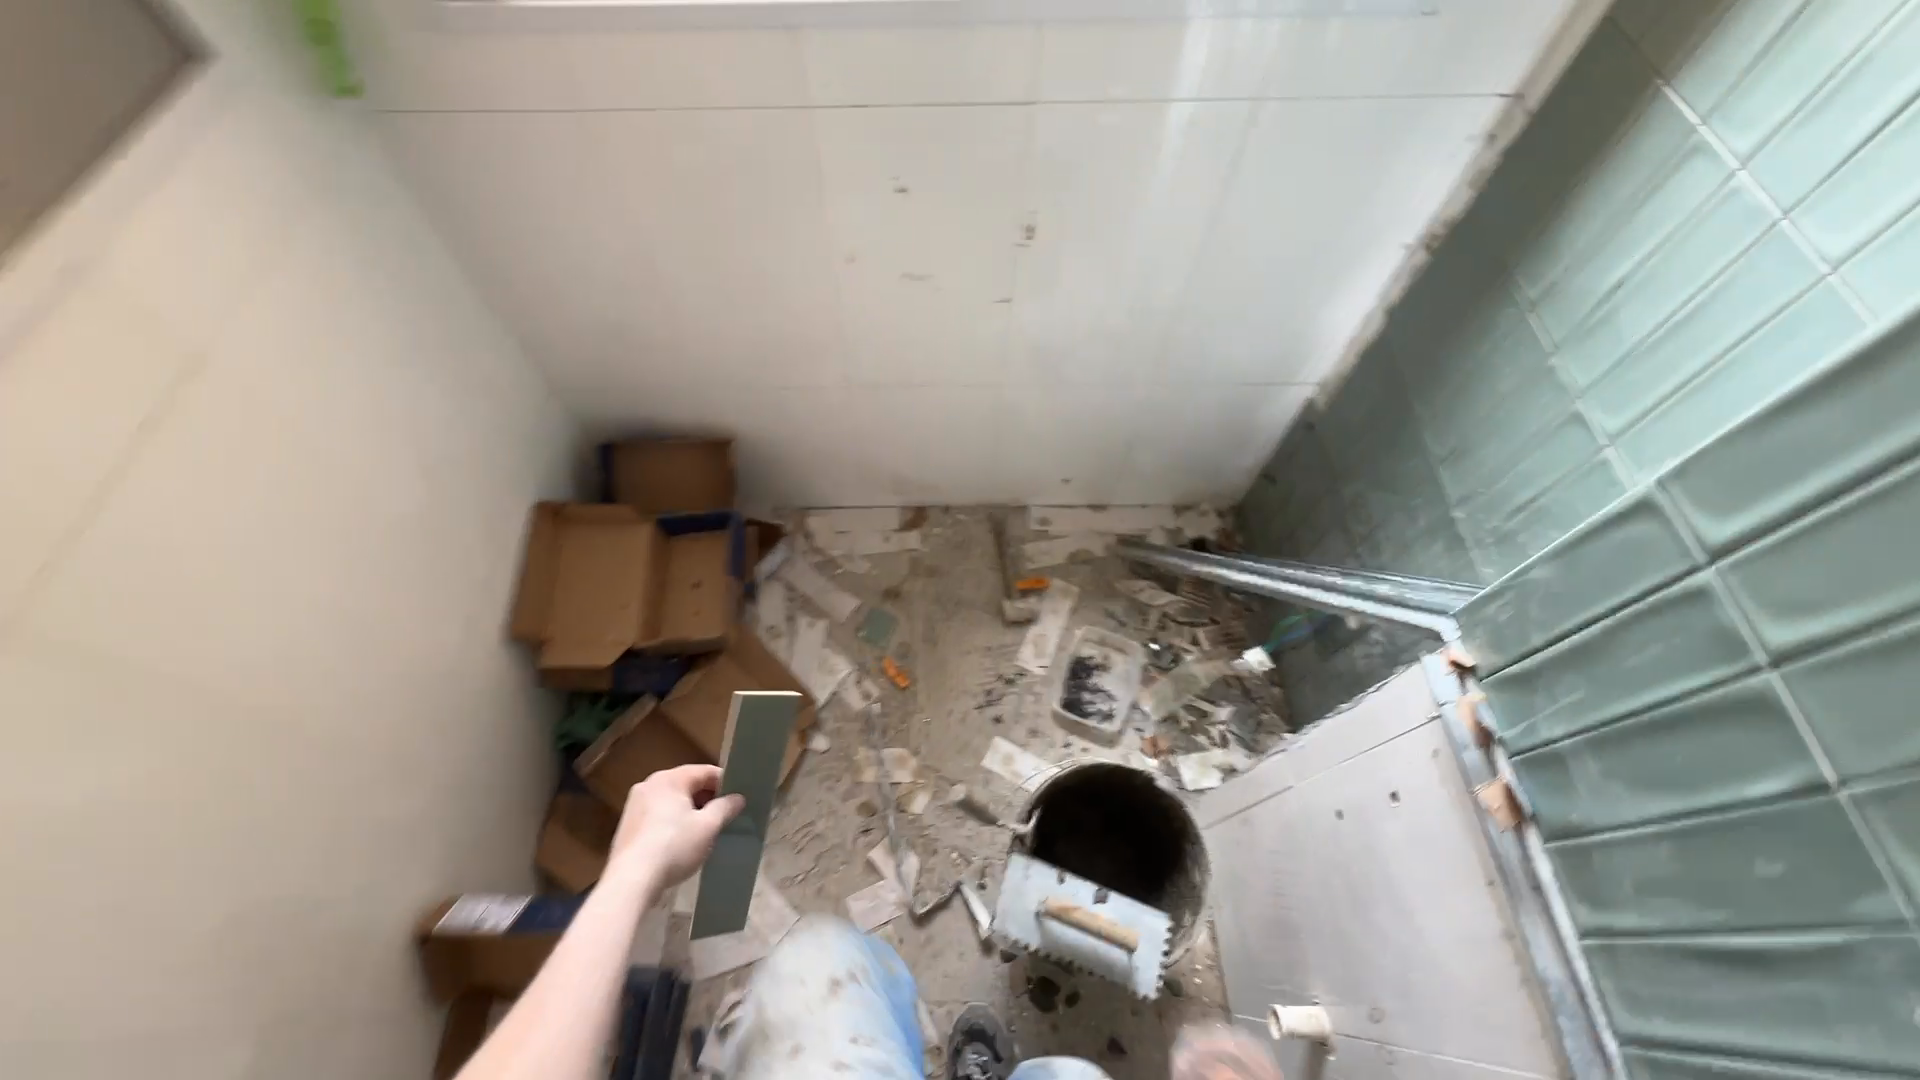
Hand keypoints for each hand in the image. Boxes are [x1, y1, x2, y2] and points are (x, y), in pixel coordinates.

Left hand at [609, 765, 743, 886]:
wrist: (631, 881)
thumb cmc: (673, 847)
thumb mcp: (708, 827)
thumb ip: (725, 808)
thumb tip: (738, 798)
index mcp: (669, 779)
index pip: (705, 771)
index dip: (725, 783)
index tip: (738, 799)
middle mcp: (649, 785)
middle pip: (686, 784)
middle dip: (707, 798)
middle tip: (724, 816)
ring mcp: (634, 805)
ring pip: (671, 801)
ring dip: (689, 812)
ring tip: (705, 831)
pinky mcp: (627, 826)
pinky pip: (657, 816)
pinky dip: (672, 823)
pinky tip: (680, 843)